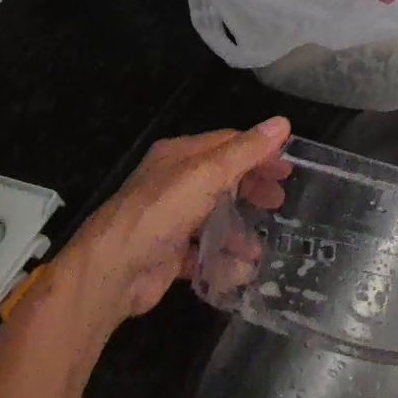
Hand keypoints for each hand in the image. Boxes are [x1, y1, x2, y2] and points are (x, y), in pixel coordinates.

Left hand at [58, 117, 292, 325]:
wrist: (110, 274)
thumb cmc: (160, 213)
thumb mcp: (207, 174)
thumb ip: (246, 151)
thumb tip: (283, 122)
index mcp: (179, 156)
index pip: (228, 144)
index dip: (260, 152)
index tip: (288, 168)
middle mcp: (172, 183)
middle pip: (223, 178)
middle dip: (253, 187)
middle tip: (279, 200)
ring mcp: (168, 220)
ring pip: (213, 215)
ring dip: (239, 227)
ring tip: (261, 242)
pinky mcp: (166, 254)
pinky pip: (202, 250)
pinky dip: (222, 257)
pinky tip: (241, 266)